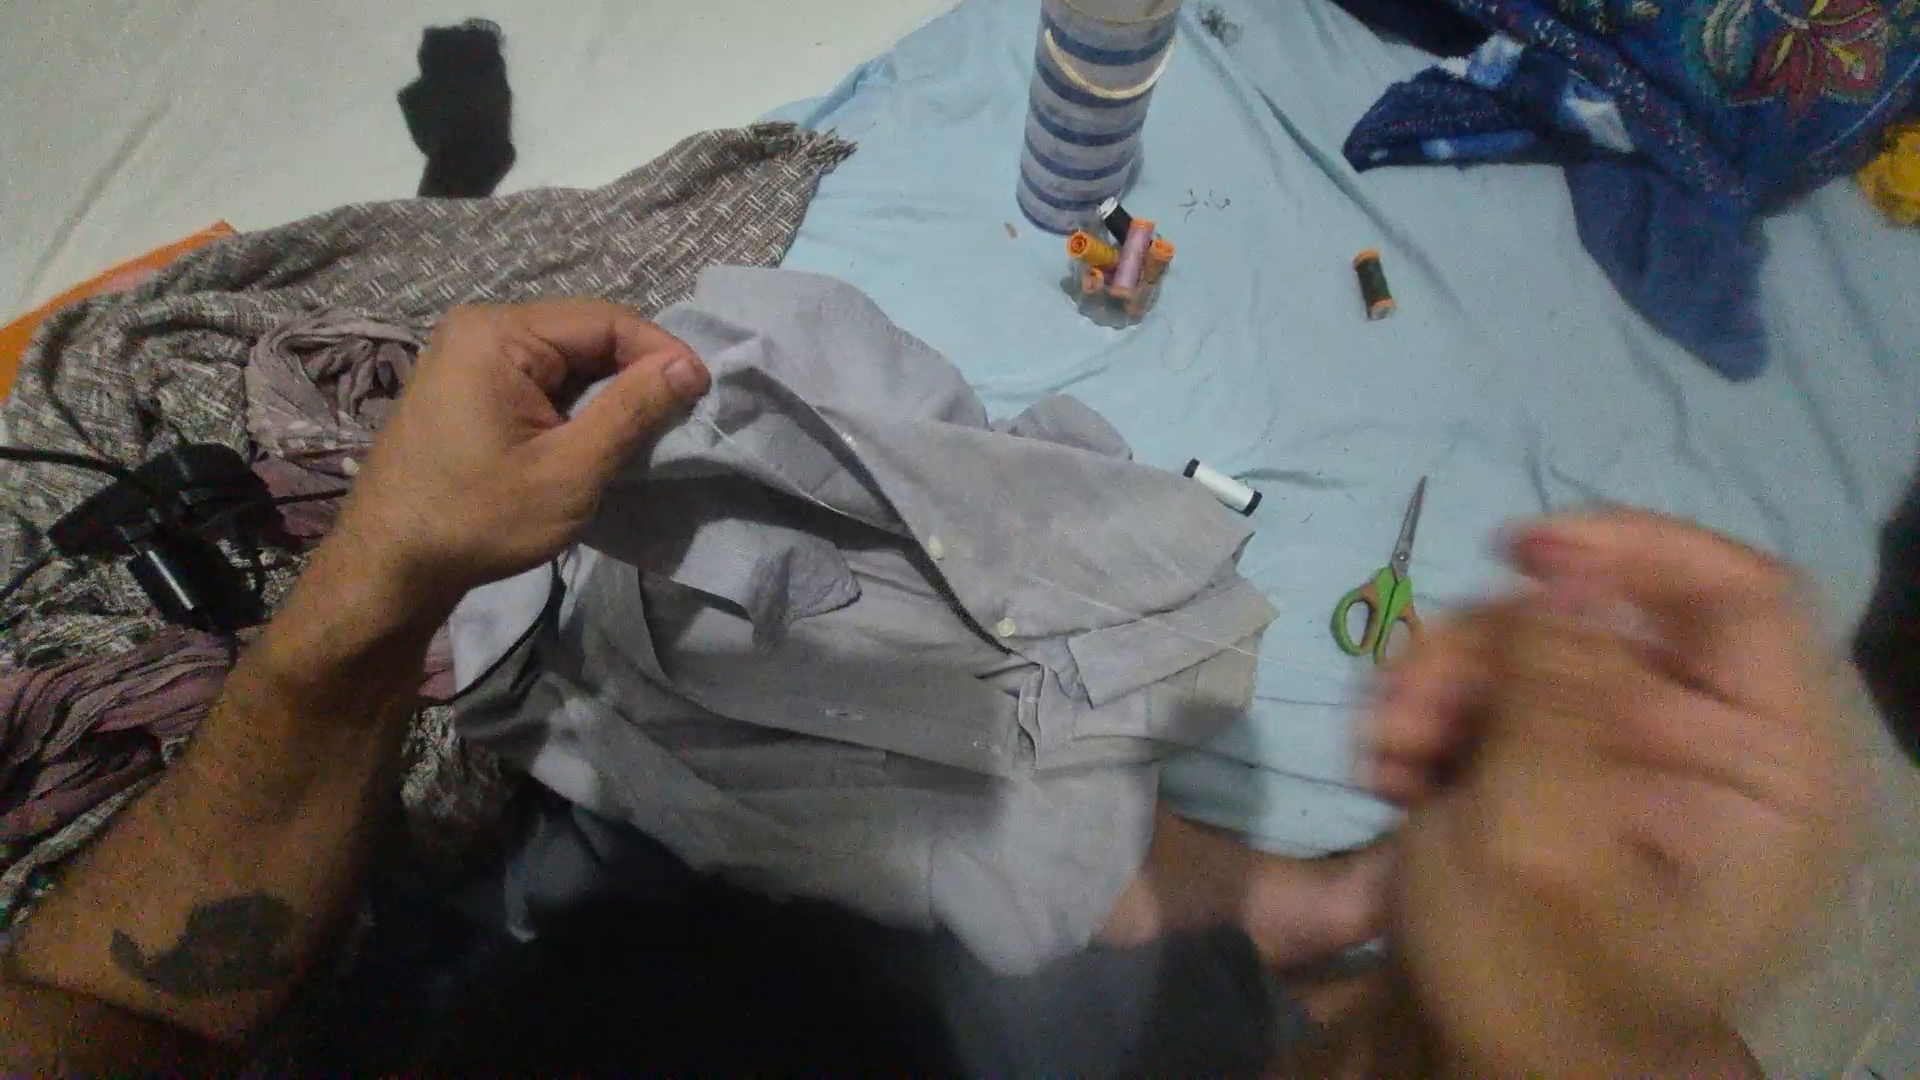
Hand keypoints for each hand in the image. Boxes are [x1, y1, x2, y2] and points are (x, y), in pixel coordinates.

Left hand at [335, 300, 708, 603]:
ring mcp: (475, 358)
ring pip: (573, 359)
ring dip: (616, 390)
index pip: (607, 321)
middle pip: (589, 335)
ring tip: (651, 427)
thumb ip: (632, 410)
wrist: (394, 564)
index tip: (702, 393)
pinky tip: (605, 433)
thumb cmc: (482, 517)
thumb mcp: (572, 468)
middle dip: (641, 371)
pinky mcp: (476, 387)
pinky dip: (586, 403)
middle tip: (681, 414)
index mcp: (499, 335)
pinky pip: (549, 379)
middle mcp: (483, 330)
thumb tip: (691, 367)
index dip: (663, 352)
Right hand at [1367, 510, 1860, 1074]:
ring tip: (1383, 758)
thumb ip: (1559, 705)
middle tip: (1402, 717)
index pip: (1736, 596)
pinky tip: (1388, 771)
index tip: (1512, 549)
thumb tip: (1572, 573)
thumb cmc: (1528, 972)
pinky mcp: (1532, 750)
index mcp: (1759, 767)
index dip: (1631, 548)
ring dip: (1425, 687)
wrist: (1480, 1044)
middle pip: (1581, 617)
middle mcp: (1690, 737)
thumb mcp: (1535, 841)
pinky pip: (1467, 685)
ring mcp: (1602, 742)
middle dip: (1472, 653)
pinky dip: (1414, 713)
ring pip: (1507, 645)